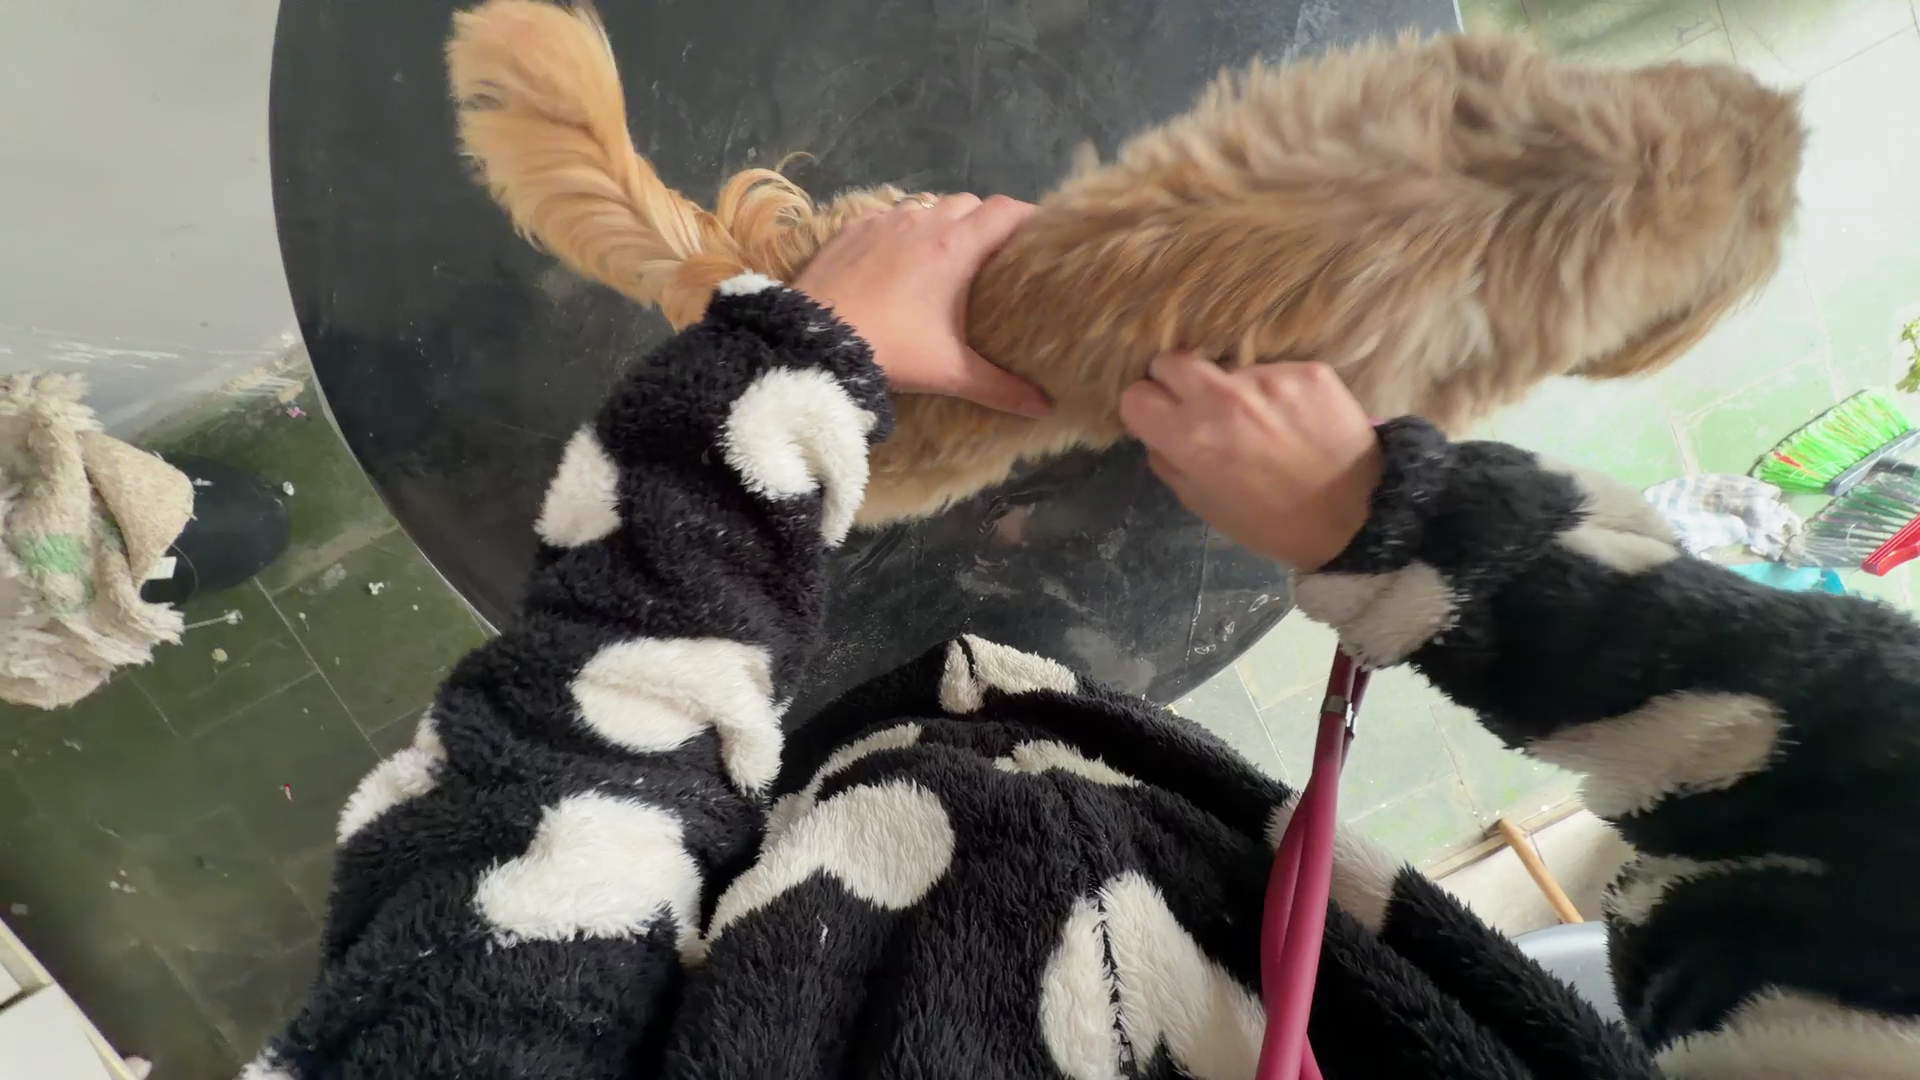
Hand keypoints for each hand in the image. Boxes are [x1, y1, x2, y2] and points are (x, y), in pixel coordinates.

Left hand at [793, 194, 1051, 417]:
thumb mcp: (950, 373)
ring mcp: (884, 220)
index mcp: (956, 247)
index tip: (1042, 235)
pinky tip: (899, 258)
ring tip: (949, 256)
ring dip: (945, 223)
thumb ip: (1001, 388)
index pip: (1006, 211)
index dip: (1029, 217)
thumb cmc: (891, 350)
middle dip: (987, 223)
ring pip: (929, 206)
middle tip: (996, 256)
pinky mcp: (853, 228)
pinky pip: (890, 216)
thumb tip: (1045, 407)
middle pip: (970, 204)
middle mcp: (924, 221)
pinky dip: (905, 230)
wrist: (815, 340)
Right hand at [1119, 354, 1381, 571]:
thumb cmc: (1269, 522)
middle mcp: (1222, 399)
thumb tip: (1156, 433)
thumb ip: (1168, 462)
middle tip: (1194, 407)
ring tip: (1259, 423)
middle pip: (1169, 360)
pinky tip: (1291, 420)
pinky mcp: (1305, 370)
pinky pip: (1270, 371)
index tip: (1159, 419)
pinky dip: (1273, 392)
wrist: (1356, 513)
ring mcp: (1267, 379)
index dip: (1144, 409)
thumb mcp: (1201, 504)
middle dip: (1173, 382)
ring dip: (1230, 389)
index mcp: (1190, 439)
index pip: (1135, 395)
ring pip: (1224, 368)